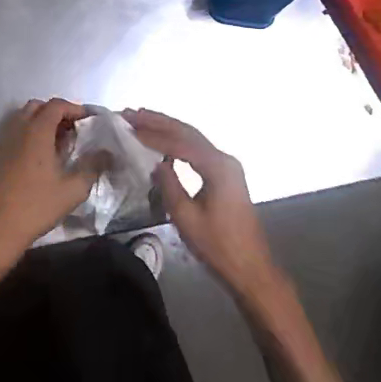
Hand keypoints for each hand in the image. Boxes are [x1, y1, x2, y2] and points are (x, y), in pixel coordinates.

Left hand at [0, 98, 107, 266]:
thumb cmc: (38, 205)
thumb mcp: (73, 189)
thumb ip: (92, 166)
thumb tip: (108, 153)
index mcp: (37, 131)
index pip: (56, 105)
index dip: (74, 108)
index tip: (89, 120)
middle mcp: (18, 129)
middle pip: (38, 106)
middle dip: (57, 112)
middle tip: (73, 130)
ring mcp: (3, 140)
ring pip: (23, 118)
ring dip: (42, 122)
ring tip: (58, 143)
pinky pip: (14, 132)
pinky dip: (29, 133)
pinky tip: (40, 156)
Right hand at [127, 109, 281, 301]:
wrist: (250, 268)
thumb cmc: (218, 246)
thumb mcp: (187, 218)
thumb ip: (169, 185)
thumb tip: (157, 164)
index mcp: (218, 166)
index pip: (180, 142)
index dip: (154, 135)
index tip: (130, 128)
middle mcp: (224, 159)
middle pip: (188, 132)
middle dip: (159, 122)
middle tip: (132, 113)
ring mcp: (227, 166)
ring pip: (193, 138)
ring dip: (167, 128)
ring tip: (142, 119)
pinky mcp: (225, 175)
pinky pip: (198, 150)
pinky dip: (178, 141)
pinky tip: (163, 140)